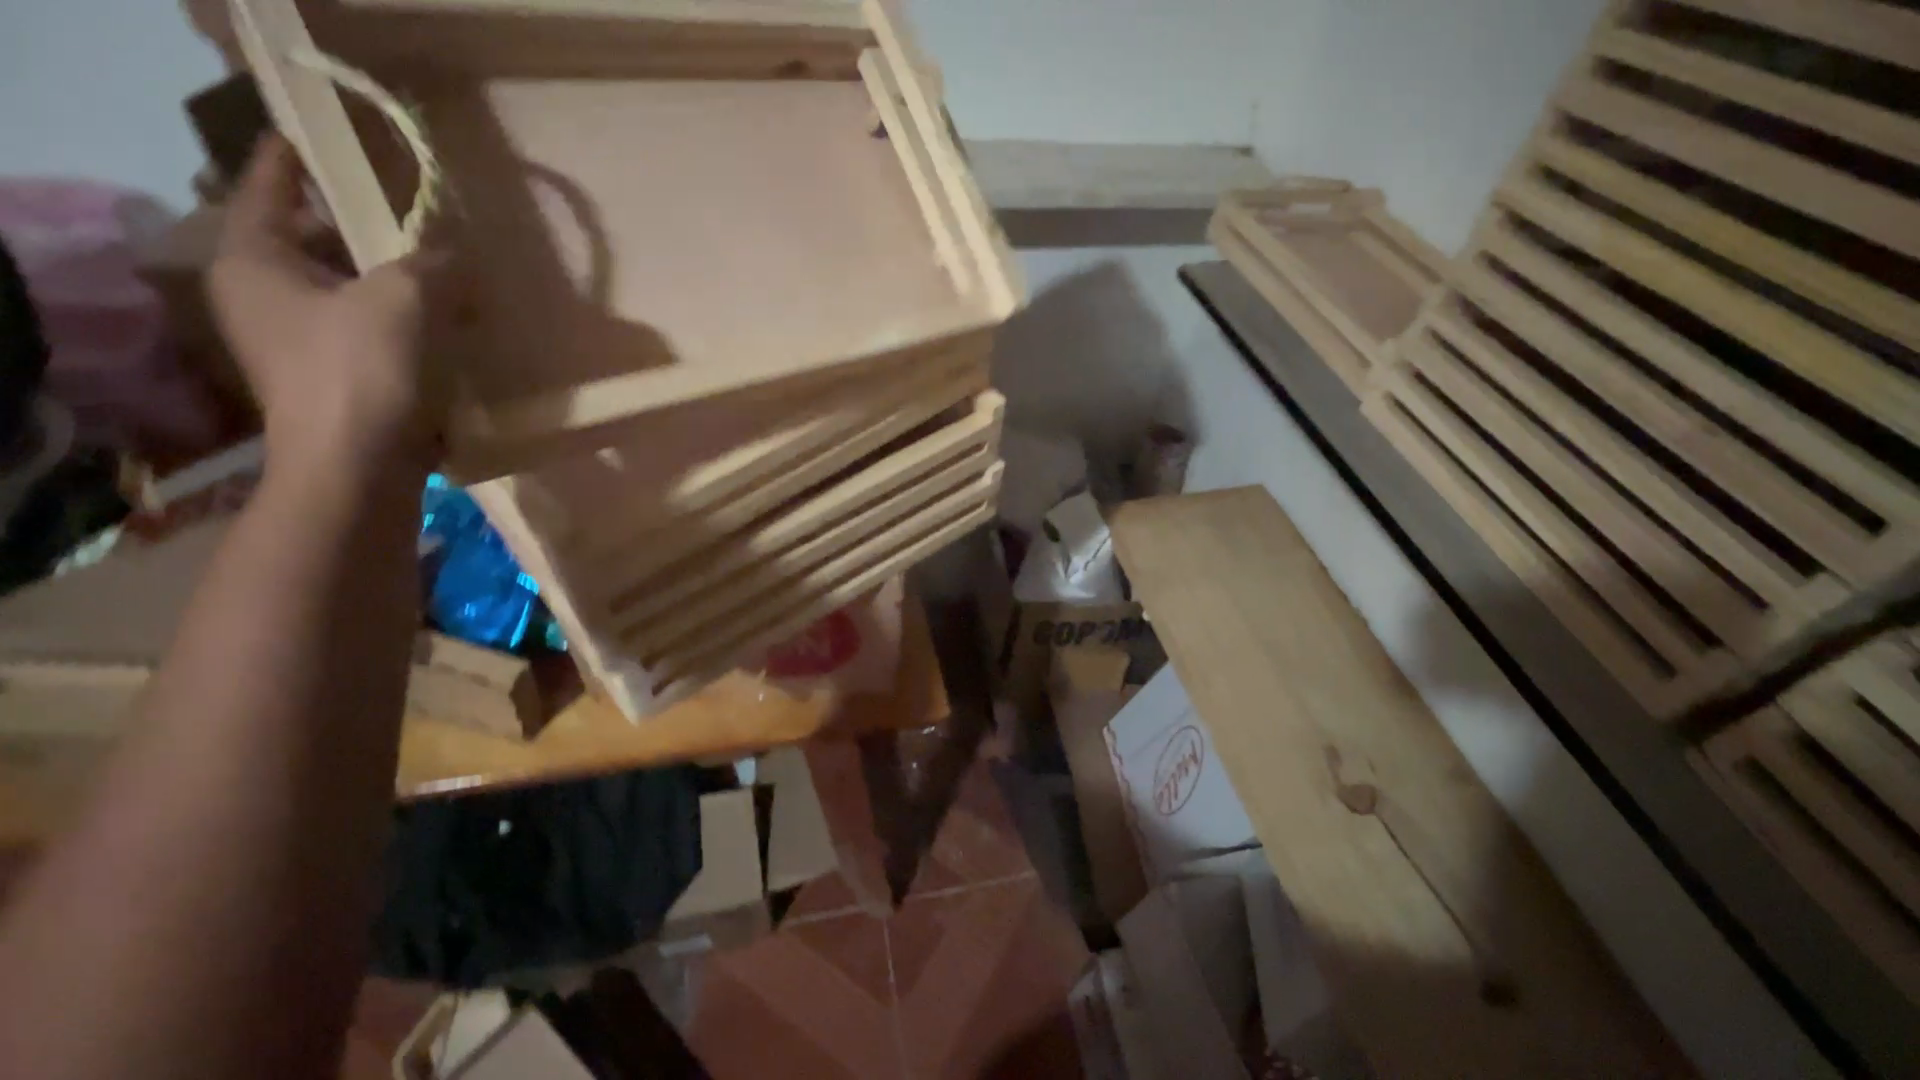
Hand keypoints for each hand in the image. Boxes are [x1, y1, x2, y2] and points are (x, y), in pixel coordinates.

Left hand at [210, 135, 443, 473]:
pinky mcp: (336, 382)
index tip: (322, 134)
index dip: (296, 155)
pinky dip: (407, 325)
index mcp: (254, 261)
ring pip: (350, 291)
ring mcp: (297, 345)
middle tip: (413, 204)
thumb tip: (458, 258)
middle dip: (366, 226)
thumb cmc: (361, 371)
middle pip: (315, 240)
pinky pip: (372, 334)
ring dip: (397, 281)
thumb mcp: (407, 297)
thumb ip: (435, 262)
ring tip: (449, 264)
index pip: (268, 184)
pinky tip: (451, 321)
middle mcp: (263, 298)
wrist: (359, 473)